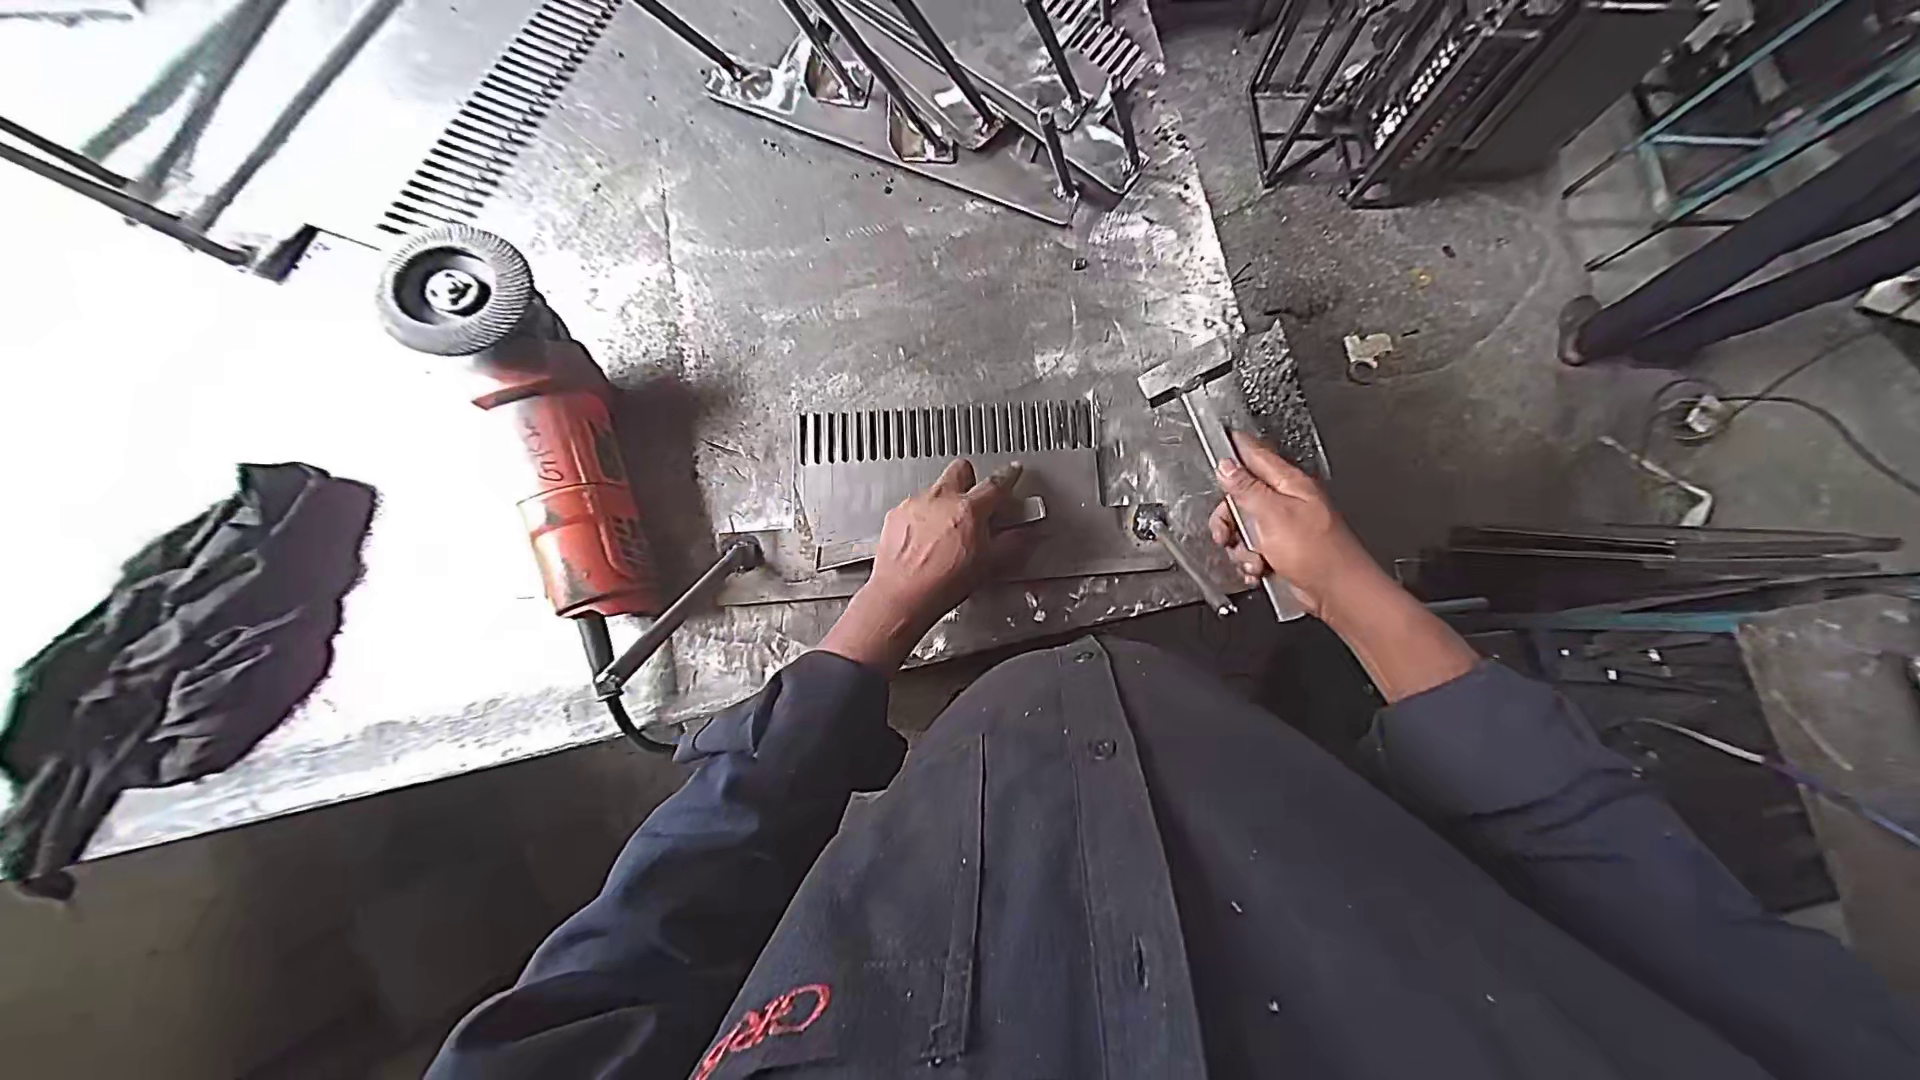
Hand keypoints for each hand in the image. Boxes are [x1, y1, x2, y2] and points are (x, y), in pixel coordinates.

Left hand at [819, 459, 1021, 670]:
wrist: (902, 595)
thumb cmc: (941, 583)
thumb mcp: (989, 564)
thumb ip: (1012, 543)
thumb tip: (1025, 534)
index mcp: (969, 508)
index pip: (996, 483)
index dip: (1008, 477)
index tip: (1012, 473)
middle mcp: (941, 499)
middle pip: (961, 470)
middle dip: (970, 480)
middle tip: (974, 501)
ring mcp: (915, 504)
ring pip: (935, 488)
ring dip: (944, 502)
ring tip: (947, 529)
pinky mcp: (896, 515)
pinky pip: (914, 506)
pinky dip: (921, 517)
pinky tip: (924, 539)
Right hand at [1208, 430, 1380, 617]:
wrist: (1336, 591)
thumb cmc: (1318, 552)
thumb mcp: (1272, 514)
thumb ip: (1246, 488)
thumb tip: (1227, 466)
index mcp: (1290, 485)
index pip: (1257, 455)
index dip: (1237, 449)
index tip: (1222, 441)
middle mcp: (1288, 502)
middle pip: (1241, 497)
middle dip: (1228, 518)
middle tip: (1227, 531)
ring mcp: (1285, 527)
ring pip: (1243, 527)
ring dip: (1239, 546)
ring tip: (1253, 556)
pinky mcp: (1282, 550)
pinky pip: (1252, 549)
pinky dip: (1250, 561)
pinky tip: (1259, 567)